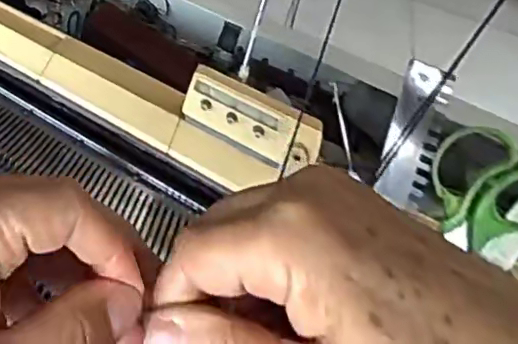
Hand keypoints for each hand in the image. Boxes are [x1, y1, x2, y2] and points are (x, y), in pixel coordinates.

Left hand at [0, 172, 154, 343]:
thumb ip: (72, 329)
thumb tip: (123, 303)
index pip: (70, 206)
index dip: (118, 247)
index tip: (141, 288)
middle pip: (54, 205)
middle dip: (99, 254)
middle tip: (131, 300)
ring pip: (33, 219)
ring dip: (71, 264)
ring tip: (100, 312)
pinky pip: (3, 235)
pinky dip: (35, 269)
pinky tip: (53, 311)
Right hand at [145, 166, 517, 343]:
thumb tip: (163, 330)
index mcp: (292, 224)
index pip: (192, 249)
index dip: (173, 303)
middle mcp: (308, 188)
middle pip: (217, 229)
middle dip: (207, 289)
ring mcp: (334, 190)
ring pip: (249, 226)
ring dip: (242, 281)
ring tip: (272, 340)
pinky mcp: (355, 203)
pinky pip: (287, 223)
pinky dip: (276, 267)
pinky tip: (303, 319)